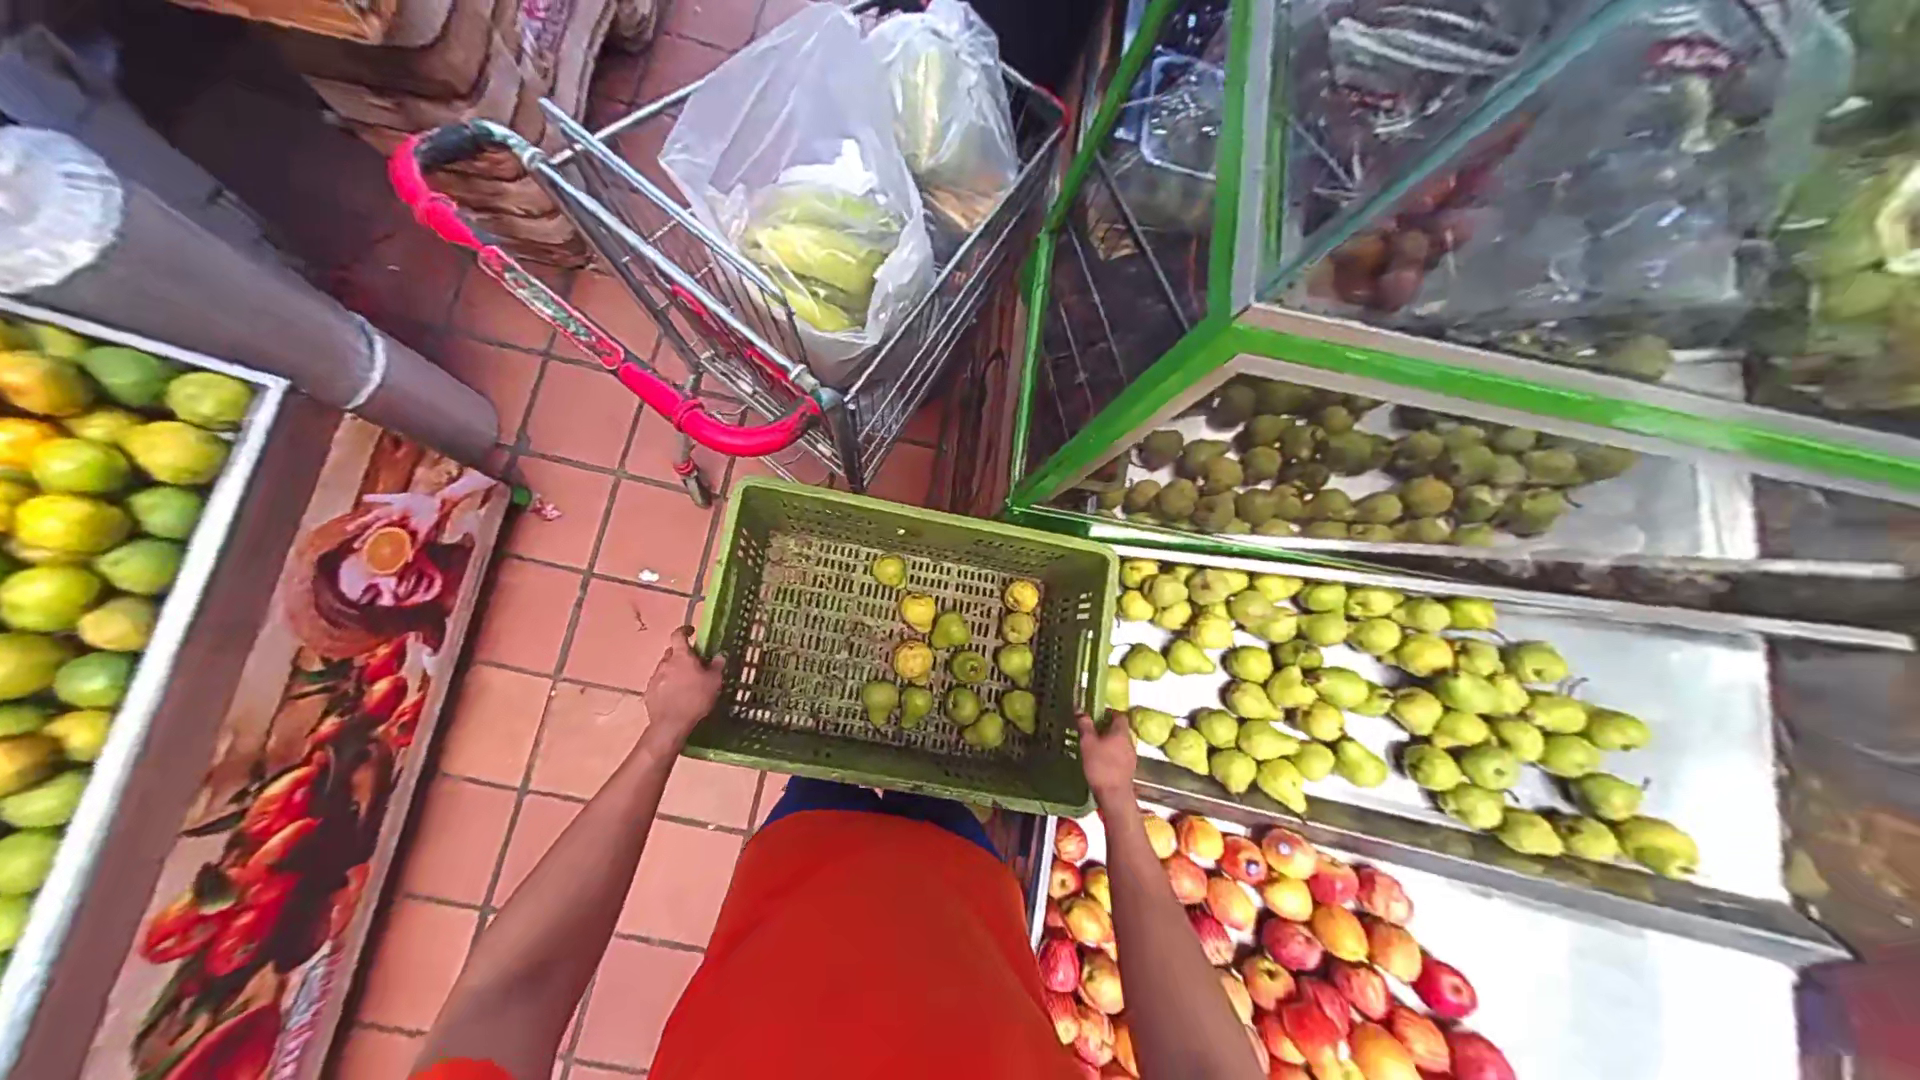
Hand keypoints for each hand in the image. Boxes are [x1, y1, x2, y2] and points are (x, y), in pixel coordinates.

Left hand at [641, 628, 724, 751]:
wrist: (671, 724)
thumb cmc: (696, 699)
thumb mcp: (714, 682)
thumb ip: (716, 666)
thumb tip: (719, 655)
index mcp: (681, 657)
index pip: (678, 635)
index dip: (684, 630)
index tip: (691, 631)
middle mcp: (665, 663)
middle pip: (672, 652)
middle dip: (681, 654)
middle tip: (693, 663)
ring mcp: (655, 678)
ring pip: (665, 668)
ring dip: (673, 670)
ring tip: (685, 682)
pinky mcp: (649, 692)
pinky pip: (659, 682)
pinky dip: (667, 684)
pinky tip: (675, 695)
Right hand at [1076, 710, 1136, 804]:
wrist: (1114, 795)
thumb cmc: (1100, 766)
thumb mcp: (1088, 743)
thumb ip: (1085, 726)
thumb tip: (1081, 710)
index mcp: (1121, 732)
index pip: (1119, 715)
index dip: (1108, 712)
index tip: (1096, 714)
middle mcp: (1129, 741)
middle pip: (1120, 729)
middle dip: (1107, 727)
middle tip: (1092, 729)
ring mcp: (1131, 756)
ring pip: (1120, 742)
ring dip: (1109, 741)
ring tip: (1094, 745)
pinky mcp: (1129, 768)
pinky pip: (1120, 754)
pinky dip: (1111, 753)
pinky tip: (1101, 759)